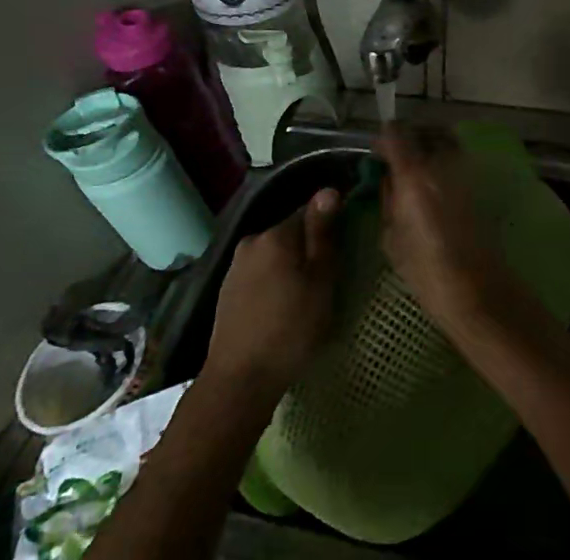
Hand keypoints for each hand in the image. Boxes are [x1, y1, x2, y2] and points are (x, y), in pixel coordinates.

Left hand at [205, 188, 341, 388]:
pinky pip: (260, 271)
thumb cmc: (292, 327)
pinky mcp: (226, 289)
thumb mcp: (321, 279)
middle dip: (309, 246)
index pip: (310, 211)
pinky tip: (283, 304)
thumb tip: (329, 189)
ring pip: (275, 253)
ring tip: (307, 292)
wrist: (240, 379)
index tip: (343, 248)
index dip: (329, 226)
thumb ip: (323, 233)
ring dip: (291, 264)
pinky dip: (275, 280)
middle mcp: (252, 241)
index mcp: (276, 235)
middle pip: (290, 232)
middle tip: (329, 275)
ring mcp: (235, 266)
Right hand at [378, 124, 504, 319]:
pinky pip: (459, 155)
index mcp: (414, 175)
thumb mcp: (391, 237)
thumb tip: (388, 178)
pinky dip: (445, 155)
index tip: (378, 152)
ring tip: (417, 162)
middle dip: (409, 135)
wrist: (474, 285)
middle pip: (426, 130)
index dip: (385, 137)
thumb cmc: (424, 269)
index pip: (398, 133)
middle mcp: (442, 164)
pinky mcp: (478, 182)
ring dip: (430, 142)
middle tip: (397, 153)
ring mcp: (465, 170)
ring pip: (447, 138)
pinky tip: (435, 177)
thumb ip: (388, 200)